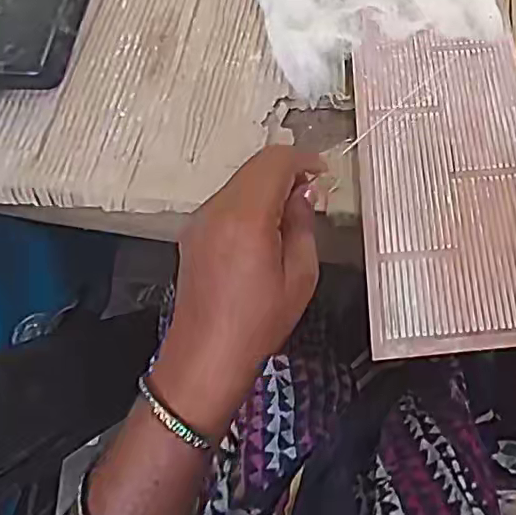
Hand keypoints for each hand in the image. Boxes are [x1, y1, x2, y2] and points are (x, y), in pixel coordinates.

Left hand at [156, 146, 323, 427]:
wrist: (207, 354)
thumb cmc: (256, 323)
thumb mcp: (300, 276)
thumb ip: (303, 225)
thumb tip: (304, 195)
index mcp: (245, 218)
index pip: (274, 162)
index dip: (303, 160)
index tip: (321, 173)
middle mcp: (217, 211)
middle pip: (255, 165)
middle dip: (287, 170)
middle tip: (311, 193)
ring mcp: (201, 220)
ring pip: (239, 180)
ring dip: (267, 184)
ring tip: (290, 213)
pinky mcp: (194, 232)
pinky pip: (226, 200)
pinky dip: (250, 200)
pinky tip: (265, 227)